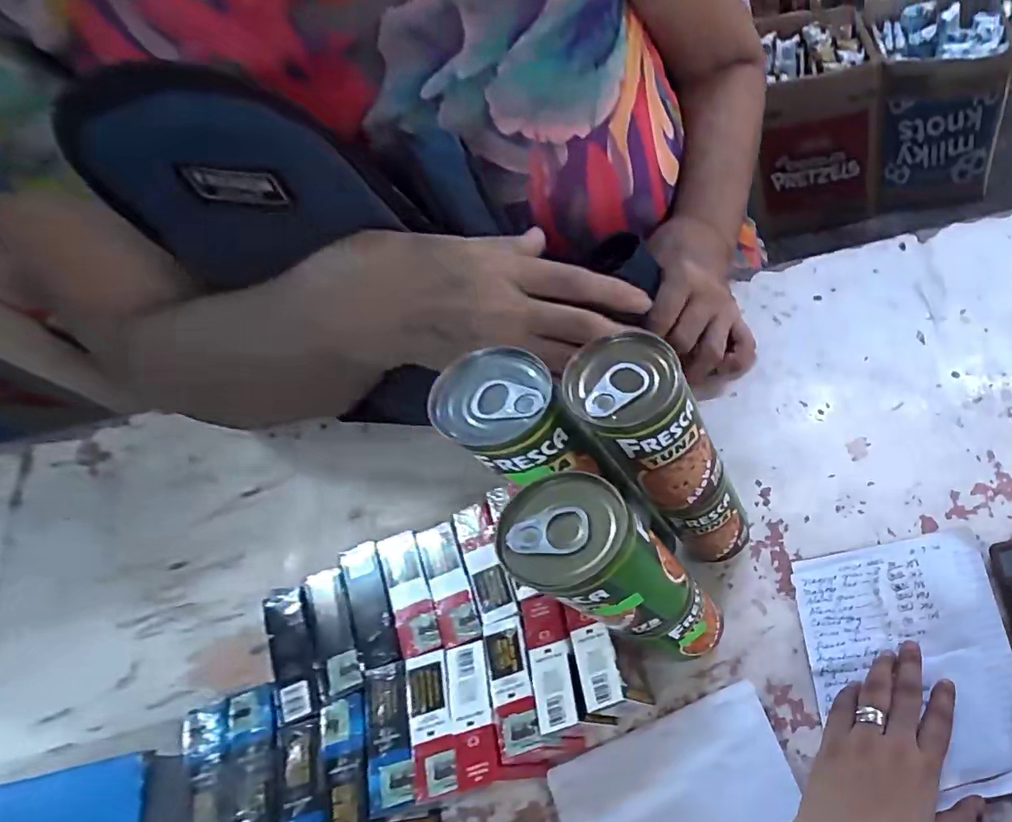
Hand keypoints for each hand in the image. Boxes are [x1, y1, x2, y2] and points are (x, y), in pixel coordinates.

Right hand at [288, 227, 650, 371]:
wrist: (359, 308)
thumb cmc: (403, 265)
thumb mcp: (457, 244)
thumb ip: (505, 247)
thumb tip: (540, 240)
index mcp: (504, 270)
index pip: (573, 281)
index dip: (614, 291)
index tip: (645, 301)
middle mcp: (510, 307)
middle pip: (579, 324)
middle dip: (620, 335)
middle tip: (653, 345)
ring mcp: (501, 343)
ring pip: (565, 357)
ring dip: (602, 364)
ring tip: (632, 370)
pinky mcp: (490, 370)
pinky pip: (538, 380)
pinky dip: (566, 384)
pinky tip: (590, 390)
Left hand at [645, 216, 756, 382]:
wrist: (706, 239)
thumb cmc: (671, 251)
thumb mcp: (650, 260)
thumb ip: (640, 290)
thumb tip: (627, 327)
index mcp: (684, 278)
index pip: (663, 319)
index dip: (648, 338)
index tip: (637, 348)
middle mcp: (709, 297)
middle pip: (687, 340)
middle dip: (669, 358)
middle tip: (655, 367)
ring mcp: (727, 311)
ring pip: (713, 351)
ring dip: (697, 370)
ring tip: (682, 379)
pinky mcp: (739, 320)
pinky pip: (746, 349)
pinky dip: (735, 365)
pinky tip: (718, 372)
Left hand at [765, 642, 984, 821]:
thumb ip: (958, 821)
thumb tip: (982, 802)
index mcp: (924, 769)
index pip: (939, 725)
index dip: (943, 701)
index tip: (945, 681)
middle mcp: (896, 747)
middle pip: (907, 699)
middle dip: (911, 669)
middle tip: (910, 646)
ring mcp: (862, 742)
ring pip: (875, 697)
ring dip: (881, 672)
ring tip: (885, 654)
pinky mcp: (832, 745)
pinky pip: (842, 711)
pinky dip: (849, 694)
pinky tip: (852, 685)